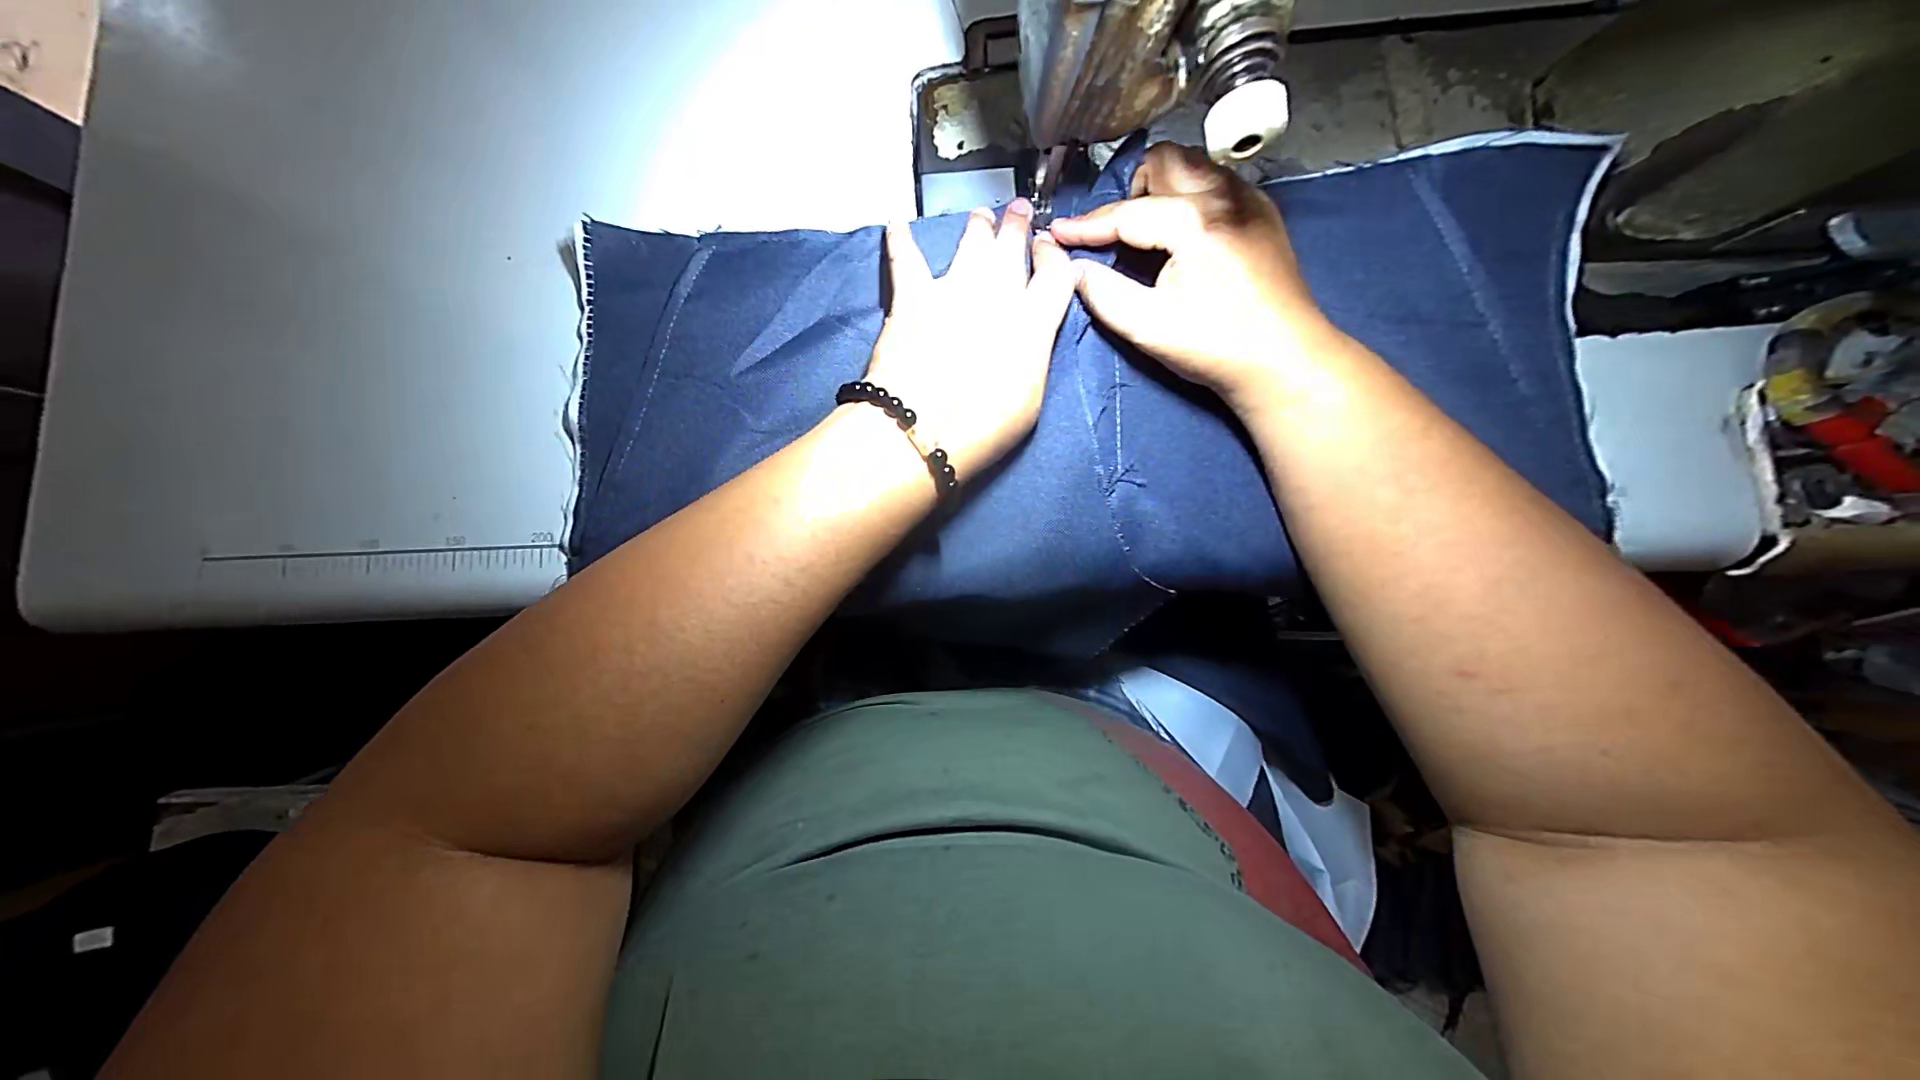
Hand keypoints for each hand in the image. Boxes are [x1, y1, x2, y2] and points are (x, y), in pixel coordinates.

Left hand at [858, 198, 1077, 480]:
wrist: (922, 425)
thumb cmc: (982, 427)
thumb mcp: (1031, 399)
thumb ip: (1033, 356)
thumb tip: (1028, 339)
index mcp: (1033, 321)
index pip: (1055, 272)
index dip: (1054, 256)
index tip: (1049, 251)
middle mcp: (997, 293)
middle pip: (1013, 245)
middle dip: (1018, 226)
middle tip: (1019, 215)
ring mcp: (953, 289)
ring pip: (970, 241)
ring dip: (978, 226)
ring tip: (980, 216)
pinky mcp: (912, 296)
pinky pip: (906, 257)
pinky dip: (901, 239)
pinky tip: (896, 224)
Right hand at [1049, 142, 1352, 410]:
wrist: (1284, 359)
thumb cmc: (1217, 347)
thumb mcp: (1147, 326)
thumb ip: (1102, 292)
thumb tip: (1073, 268)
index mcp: (1194, 222)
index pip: (1127, 212)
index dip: (1087, 226)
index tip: (1059, 232)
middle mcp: (1225, 196)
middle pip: (1165, 160)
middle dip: (1133, 190)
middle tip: (1120, 232)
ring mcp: (1249, 201)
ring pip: (1194, 166)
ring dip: (1164, 189)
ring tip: (1152, 234)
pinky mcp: (1263, 214)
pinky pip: (1217, 184)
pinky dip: (1191, 198)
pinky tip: (1186, 239)